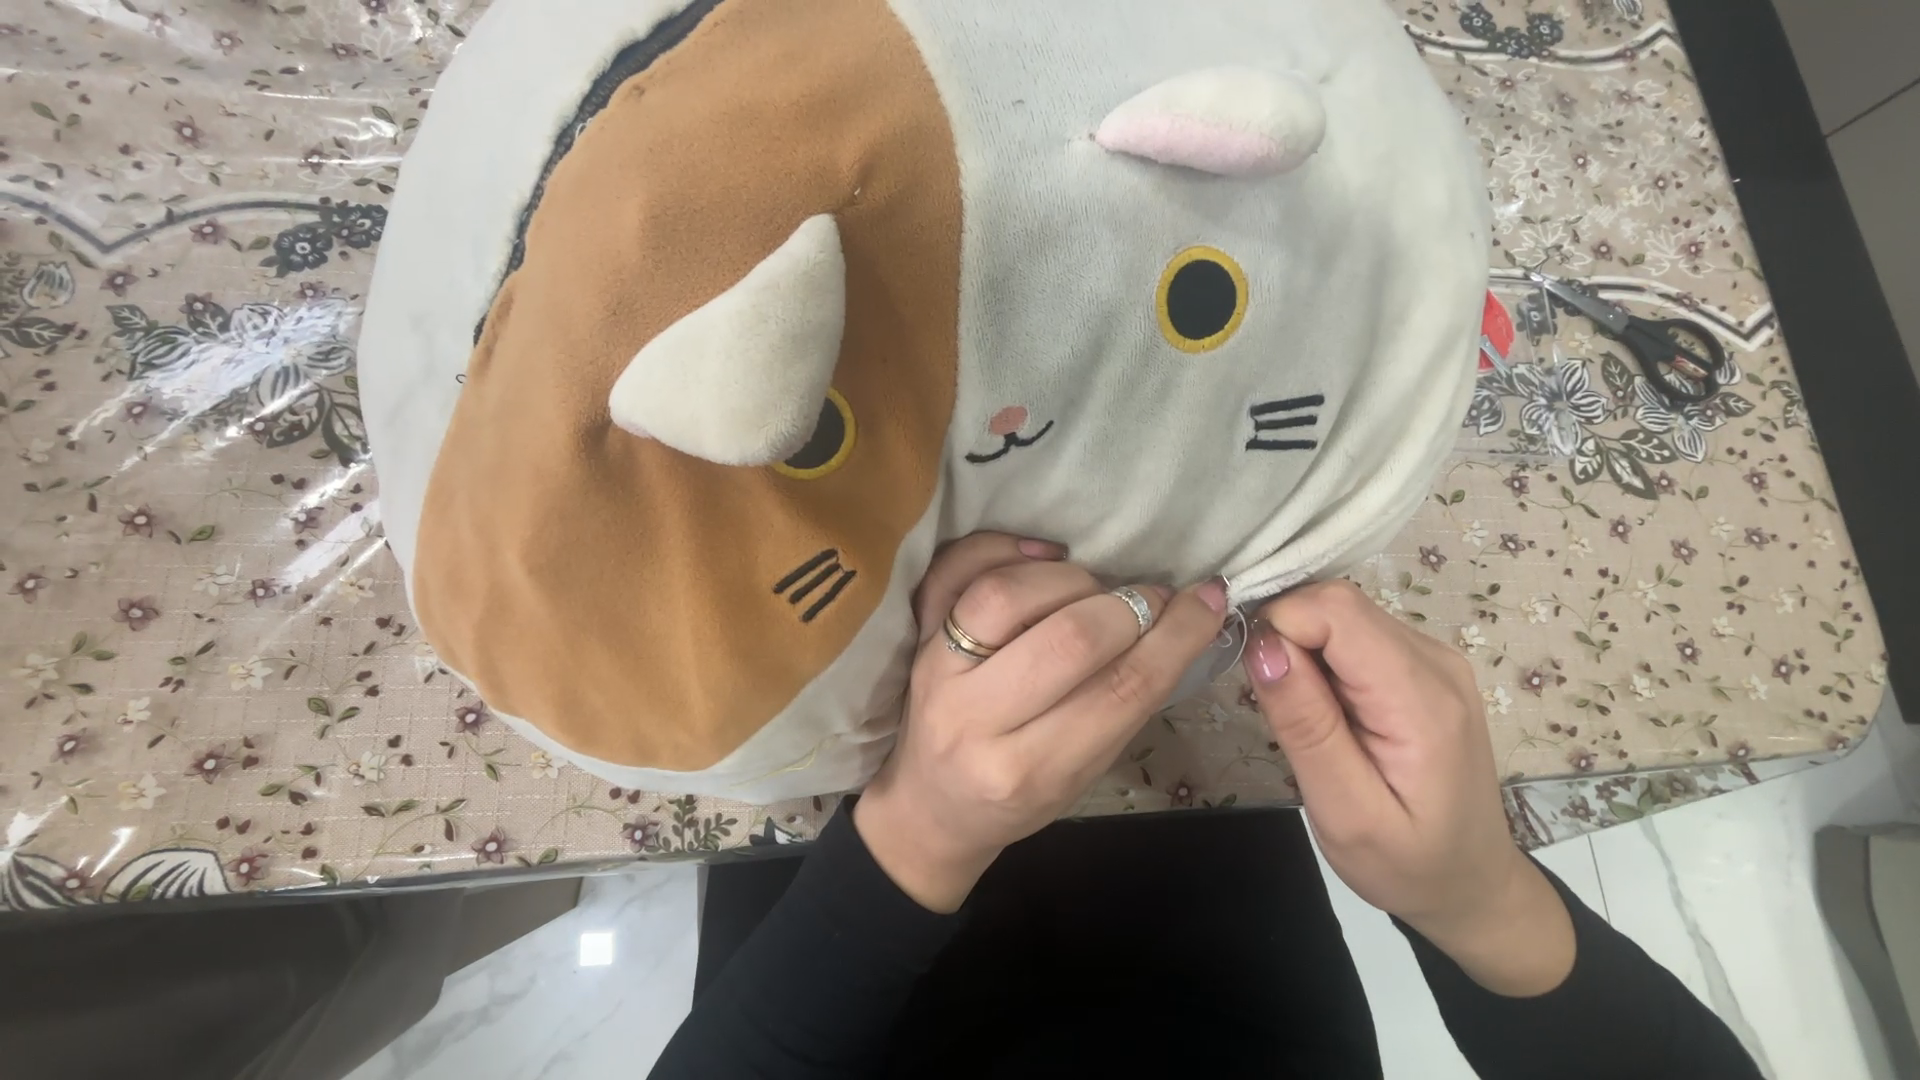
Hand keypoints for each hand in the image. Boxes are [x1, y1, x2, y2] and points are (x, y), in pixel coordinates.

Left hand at [855, 532, 1229, 912]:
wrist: (932, 806)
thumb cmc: (1018, 797)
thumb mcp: (1081, 774)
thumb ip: (1124, 703)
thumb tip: (1182, 618)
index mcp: (1032, 771)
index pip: (1120, 692)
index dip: (1175, 637)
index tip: (1207, 601)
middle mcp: (976, 721)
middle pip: (1068, 641)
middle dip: (1128, 608)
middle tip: (1149, 599)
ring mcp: (937, 674)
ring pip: (1005, 597)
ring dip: (1069, 578)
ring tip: (1093, 586)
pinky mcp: (916, 639)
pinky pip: (950, 573)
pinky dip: (1000, 547)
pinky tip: (1041, 555)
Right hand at [1243, 581, 1574, 996]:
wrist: (1472, 887)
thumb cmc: (1407, 864)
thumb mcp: (1345, 812)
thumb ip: (1306, 725)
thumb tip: (1263, 645)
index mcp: (1421, 698)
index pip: (1334, 610)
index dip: (1279, 626)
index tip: (1255, 679)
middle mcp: (1433, 659)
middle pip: (1336, 603)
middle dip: (1283, 634)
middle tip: (1269, 701)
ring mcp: (1430, 657)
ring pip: (1339, 612)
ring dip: (1298, 645)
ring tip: (1294, 709)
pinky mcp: (1419, 664)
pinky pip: (1352, 631)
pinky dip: (1317, 654)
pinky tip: (1319, 704)